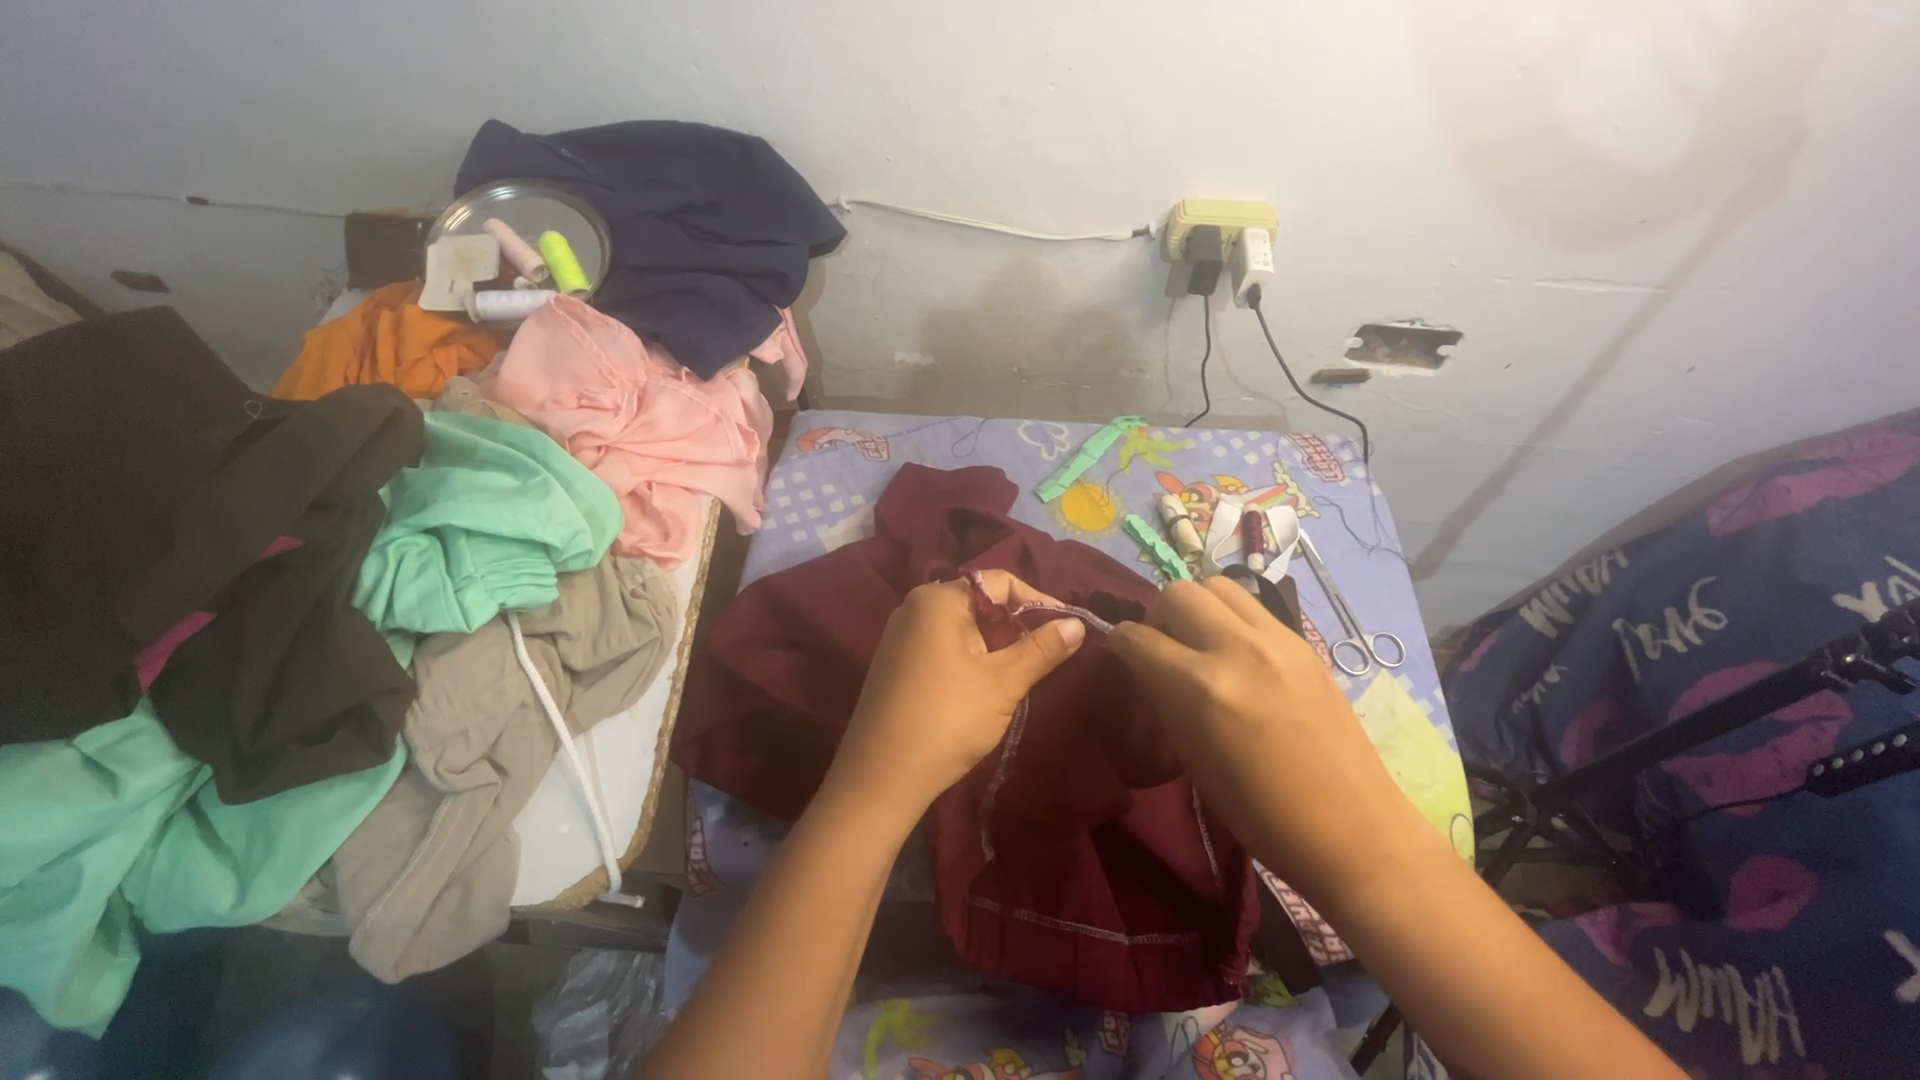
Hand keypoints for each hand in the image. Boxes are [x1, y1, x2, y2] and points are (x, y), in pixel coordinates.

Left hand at [822, 571, 1085, 823]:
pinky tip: (987, 687)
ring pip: (963, 627)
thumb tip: (1077, 623)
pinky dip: (971, 658)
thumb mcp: (1003, 682)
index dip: (1038, 601)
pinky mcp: (896, 664)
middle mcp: (915, 607)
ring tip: (1023, 674)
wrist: (881, 777)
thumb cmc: (947, 719)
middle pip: (980, 602)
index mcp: (938, 599)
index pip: (999, 582)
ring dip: (996, 645)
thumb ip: (1042, 649)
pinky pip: (943, 646)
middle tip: (1049, 655)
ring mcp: (901, 636)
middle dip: (1017, 626)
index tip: (1067, 629)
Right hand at [1108, 578, 1425, 902]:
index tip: (1121, 655)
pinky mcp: (1304, 643)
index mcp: (1201, 687)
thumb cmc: (1259, 813)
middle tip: (1162, 646)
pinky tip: (1236, 654)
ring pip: (1218, 585)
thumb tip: (1147, 668)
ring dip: (1197, 606)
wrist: (1350, 828)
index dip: (1120, 643)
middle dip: (1157, 615)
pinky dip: (1231, 618)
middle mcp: (1237, 649)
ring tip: (1199, 642)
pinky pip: (1253, 608)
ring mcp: (1277, 640)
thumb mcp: (1191, 757)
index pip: (1137, 637)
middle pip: (1177, 592)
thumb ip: (1165, 699)